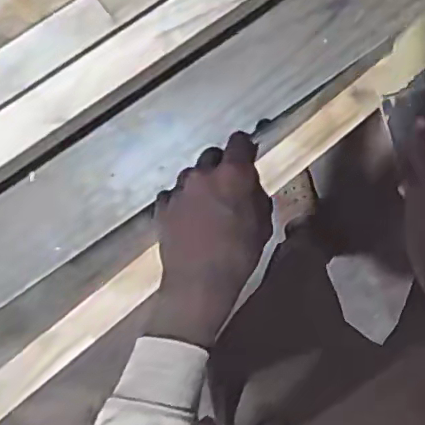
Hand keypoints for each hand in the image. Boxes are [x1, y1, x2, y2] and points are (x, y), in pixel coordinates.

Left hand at [149, 132, 272, 346]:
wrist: (199, 283)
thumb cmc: (239, 255)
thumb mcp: (263, 224)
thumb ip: (257, 195)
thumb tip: (250, 184)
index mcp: (233, 174)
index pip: (239, 141)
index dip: (246, 147)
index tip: (249, 154)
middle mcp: (202, 174)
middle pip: (213, 155)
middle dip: (222, 166)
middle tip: (230, 188)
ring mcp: (178, 190)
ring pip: (193, 175)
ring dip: (202, 185)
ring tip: (209, 208)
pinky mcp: (161, 207)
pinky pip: (174, 194)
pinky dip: (183, 201)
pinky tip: (190, 219)